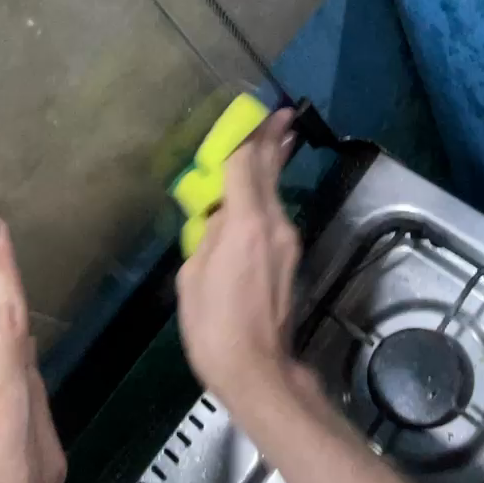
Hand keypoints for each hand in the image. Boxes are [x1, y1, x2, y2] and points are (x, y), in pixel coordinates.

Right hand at [176, 109, 305, 412]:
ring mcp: (287, 240)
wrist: (258, 368)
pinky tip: (264, 186)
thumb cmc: (214, 326)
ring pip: (276, 192)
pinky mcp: (290, 257)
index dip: (243, 138)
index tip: (250, 114)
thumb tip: (220, 217)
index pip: (244, 166)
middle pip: (269, 173)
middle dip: (273, 141)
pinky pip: (276, 214)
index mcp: (245, 224)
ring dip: (273, 165)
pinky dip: (269, 193)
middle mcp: (274, 224)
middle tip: (280, 115)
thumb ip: (208, 236)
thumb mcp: (193, 278)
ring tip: (276, 139)